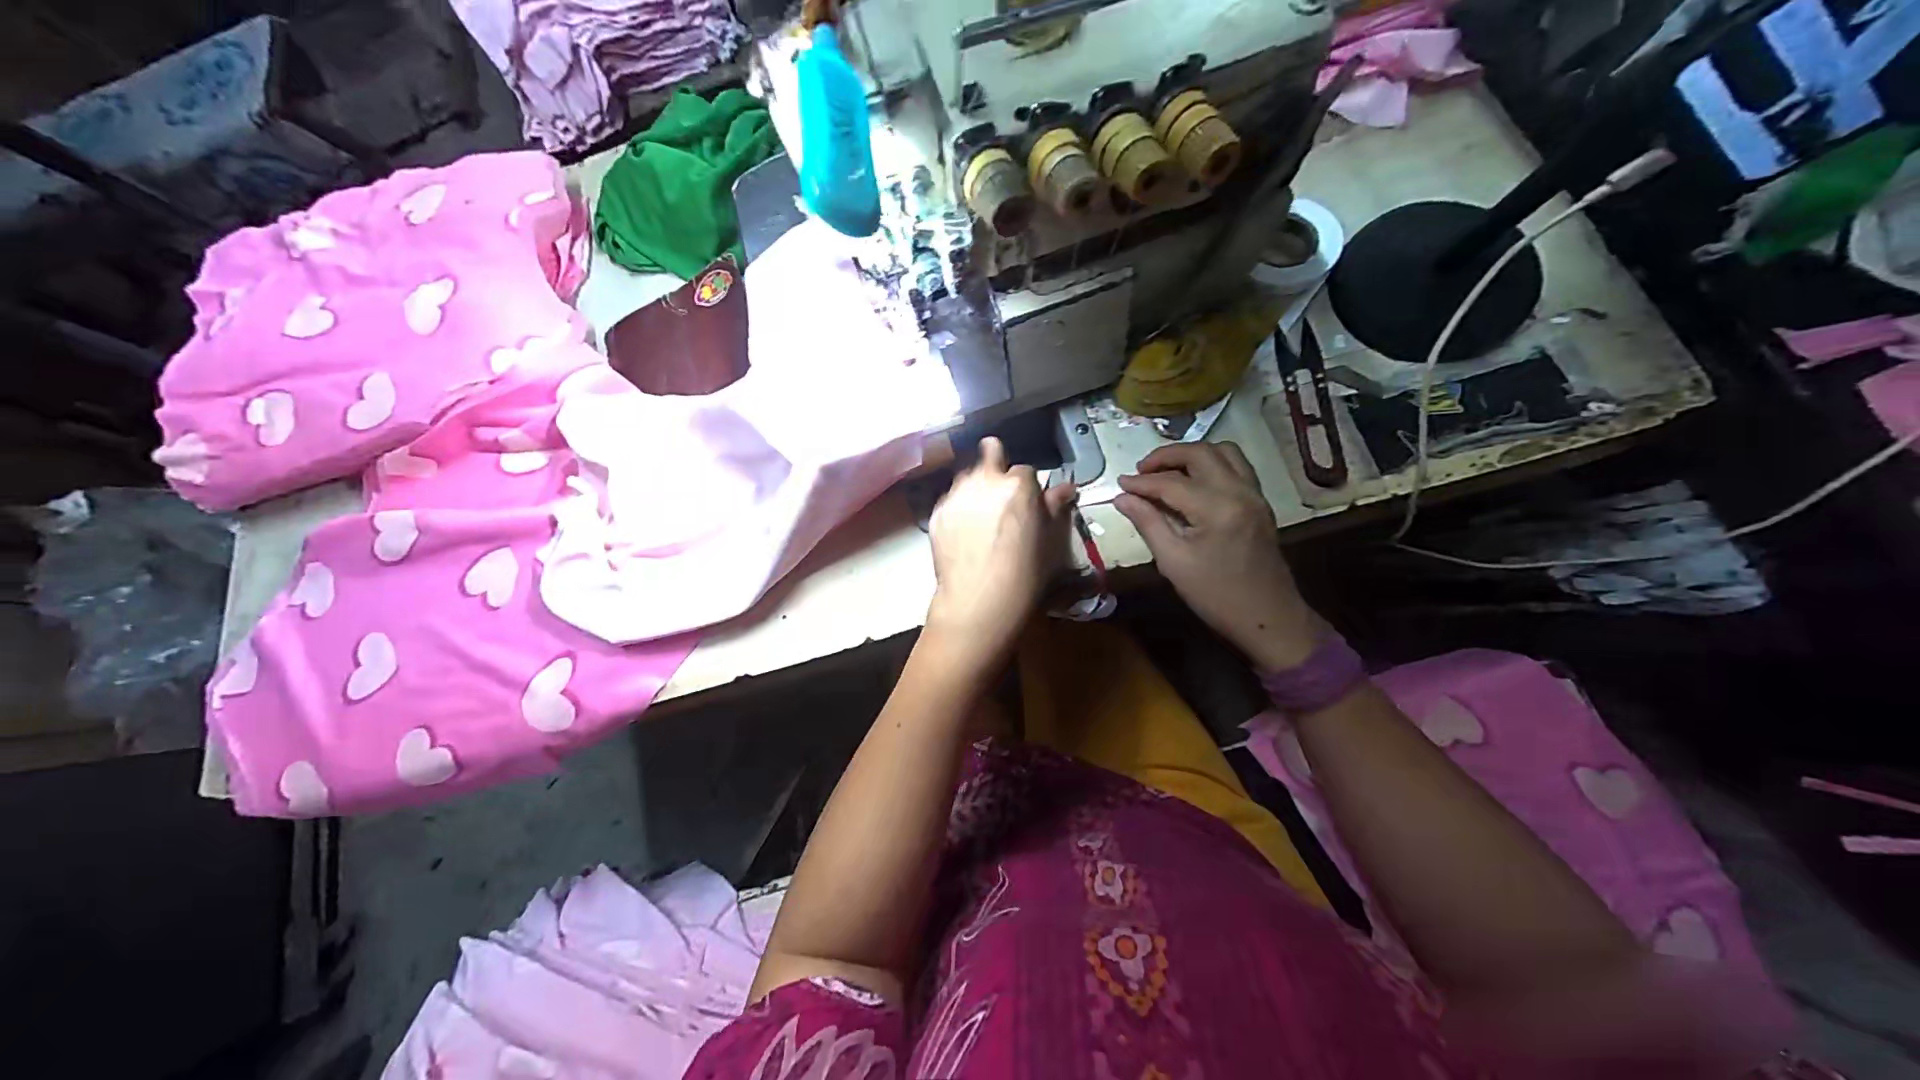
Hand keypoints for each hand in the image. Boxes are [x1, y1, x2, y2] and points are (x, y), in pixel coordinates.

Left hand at [927, 437, 1075, 661]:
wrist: (978, 601)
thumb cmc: (1023, 574)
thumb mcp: (1050, 541)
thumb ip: (1055, 507)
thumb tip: (1064, 489)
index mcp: (1018, 484)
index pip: (1026, 470)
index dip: (1027, 487)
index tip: (1028, 503)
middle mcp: (984, 480)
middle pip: (990, 455)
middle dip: (996, 468)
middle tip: (1000, 496)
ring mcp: (956, 495)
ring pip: (967, 476)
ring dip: (975, 487)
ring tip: (981, 517)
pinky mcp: (936, 513)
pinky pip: (950, 500)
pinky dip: (958, 509)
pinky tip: (965, 533)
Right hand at [1115, 442, 1319, 670]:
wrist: (1268, 617)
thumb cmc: (1215, 595)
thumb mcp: (1173, 562)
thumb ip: (1148, 523)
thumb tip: (1123, 498)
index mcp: (1217, 507)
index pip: (1171, 482)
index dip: (1141, 482)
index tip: (1119, 484)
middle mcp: (1240, 490)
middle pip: (1200, 453)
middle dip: (1166, 456)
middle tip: (1141, 471)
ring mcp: (1255, 493)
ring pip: (1223, 451)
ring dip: (1192, 454)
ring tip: (1167, 471)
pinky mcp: (1260, 502)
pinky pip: (1236, 466)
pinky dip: (1212, 463)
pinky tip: (1193, 481)